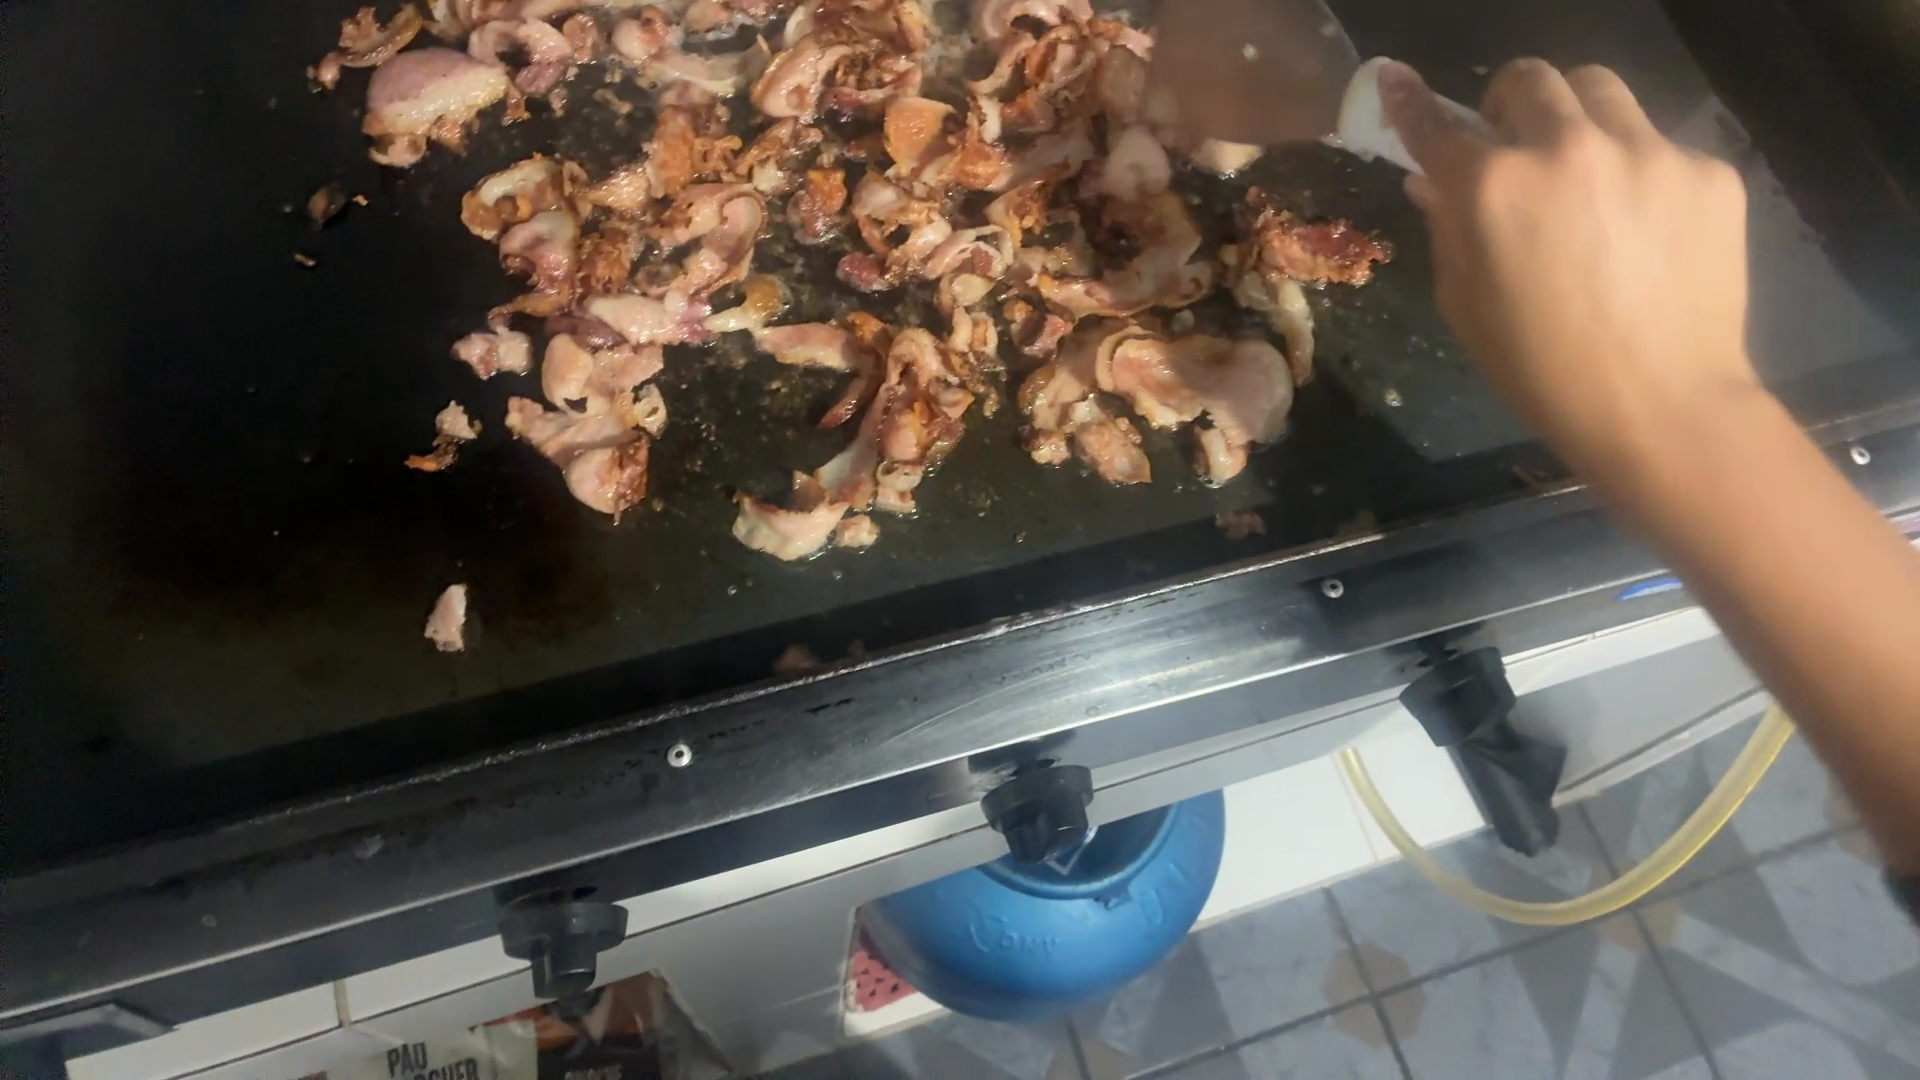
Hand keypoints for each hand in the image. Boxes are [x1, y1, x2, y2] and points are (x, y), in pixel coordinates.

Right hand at [1378, 59, 1762, 490]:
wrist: (1651, 397)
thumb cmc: (1530, 362)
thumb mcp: (1462, 301)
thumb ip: (1447, 229)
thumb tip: (1435, 184)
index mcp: (1492, 190)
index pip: (1438, 128)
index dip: (1410, 103)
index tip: (1394, 80)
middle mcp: (1568, 150)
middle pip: (1531, 83)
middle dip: (1505, 105)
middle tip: (1504, 145)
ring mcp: (1648, 152)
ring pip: (1599, 92)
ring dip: (1569, 117)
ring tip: (1572, 172)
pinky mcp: (1705, 170)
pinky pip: (1654, 144)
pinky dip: (1626, 168)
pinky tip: (1630, 227)